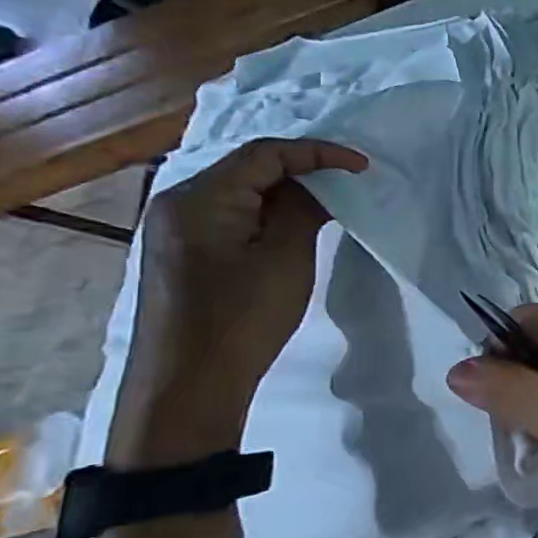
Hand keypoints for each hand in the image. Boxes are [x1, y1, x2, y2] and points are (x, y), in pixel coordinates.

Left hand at [109, 138, 368, 467]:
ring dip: (286, 190)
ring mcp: (175, 227)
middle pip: (249, 167)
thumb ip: (303, 209)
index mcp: (200, 197)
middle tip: (349, 181)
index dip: (318, 152)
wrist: (188, 384)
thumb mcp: (285, 257)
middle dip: (302, 168)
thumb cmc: (242, 316)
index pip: (265, 153)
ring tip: (330, 200)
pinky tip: (292, 223)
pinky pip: (230, 213)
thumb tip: (318, 185)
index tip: (363, 166)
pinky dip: (266, 210)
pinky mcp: (183, 251)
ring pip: (241, 190)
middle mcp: (178, 202)